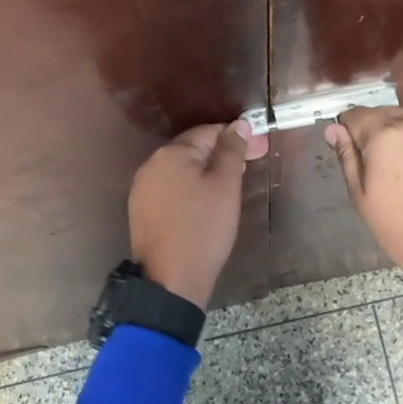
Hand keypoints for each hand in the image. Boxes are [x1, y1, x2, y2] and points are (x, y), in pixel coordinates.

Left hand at [128, 119, 268, 307]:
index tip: (259, 148)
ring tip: (233, 185)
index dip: (236, 137)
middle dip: (222, 154)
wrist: (171, 279)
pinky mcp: (143, 212)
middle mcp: (151, 166)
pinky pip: (172, 190)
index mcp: (171, 154)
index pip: (208, 132)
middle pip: (193, 150)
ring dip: (207, 172)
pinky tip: (207, 203)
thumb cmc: (203, 228)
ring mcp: (143, 190)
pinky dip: (192, 190)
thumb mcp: (225, 187)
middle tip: (251, 167)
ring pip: (182, 171)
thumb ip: (232, 152)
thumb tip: (238, 124)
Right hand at [325, 107, 402, 270]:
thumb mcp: (361, 195)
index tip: (346, 146)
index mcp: (383, 135)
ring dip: (396, 135)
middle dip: (372, 128)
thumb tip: (334, 130)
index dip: (346, 128)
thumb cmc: (398, 225)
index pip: (355, 115)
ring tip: (395, 165)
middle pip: (383, 113)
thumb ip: (347, 157)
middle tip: (369, 158)